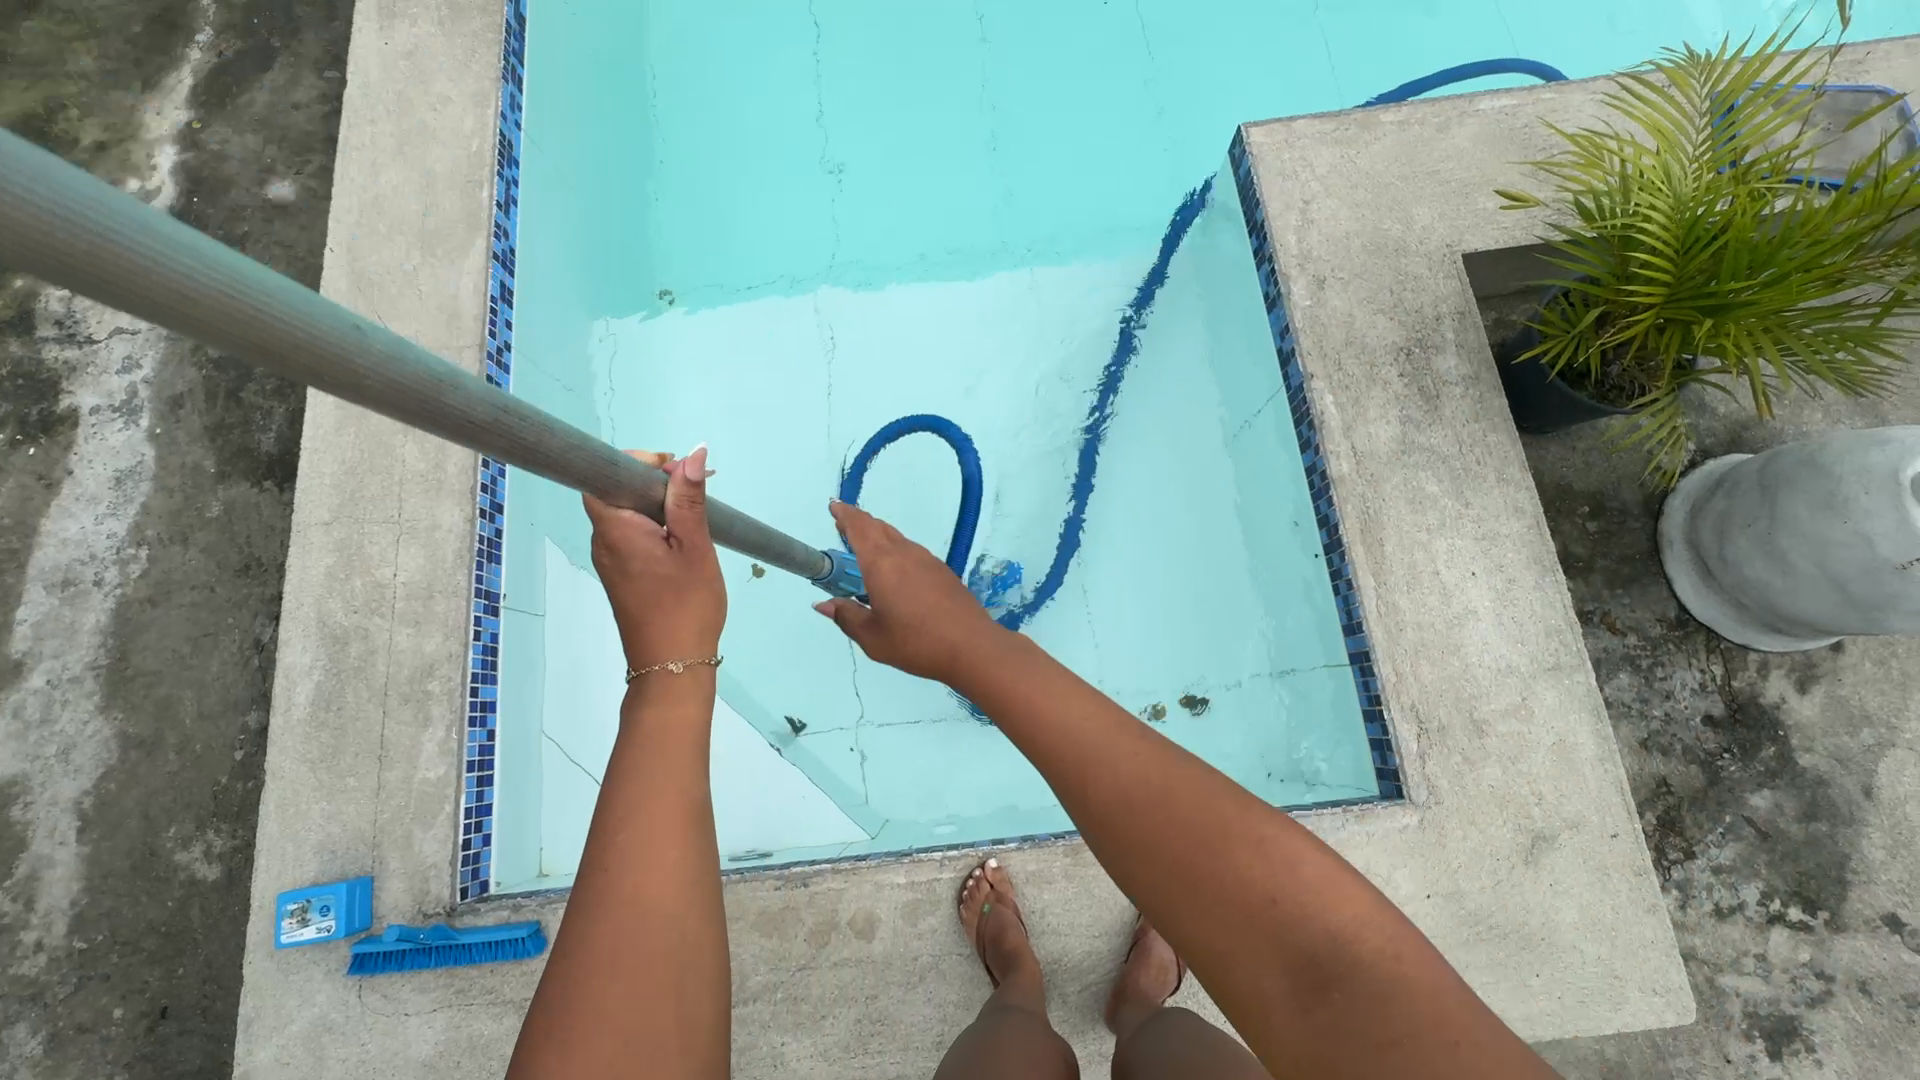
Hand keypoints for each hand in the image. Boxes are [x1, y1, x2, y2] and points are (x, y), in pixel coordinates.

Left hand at [583, 446, 726, 674]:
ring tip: (697, 518)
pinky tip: (686, 542)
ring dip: (661, 507)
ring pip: (629, 515)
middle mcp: (603, 541)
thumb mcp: (695, 547)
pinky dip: (658, 529)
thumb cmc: (686, 605)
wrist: (673, 666)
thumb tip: (693, 454)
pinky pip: (634, 537)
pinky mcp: (623, 576)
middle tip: (696, 491)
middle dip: (656, 484)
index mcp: (615, 529)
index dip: (635, 463)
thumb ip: (690, 500)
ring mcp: (611, 561)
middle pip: (618, 493)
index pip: (603, 475)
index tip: (674, 470)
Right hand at [812, 500, 1008, 684]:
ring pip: (897, 538)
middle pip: (878, 528)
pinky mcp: (942, 571)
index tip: (834, 507)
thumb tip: (824, 604)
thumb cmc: (916, 643)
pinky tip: (896, 572)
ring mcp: (927, 560)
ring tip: (866, 549)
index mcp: (881, 564)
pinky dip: (896, 551)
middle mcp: (904, 554)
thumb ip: (847, 617)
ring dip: (879, 536)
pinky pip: (912, 551)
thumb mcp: (873, 637)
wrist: (971, 646)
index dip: (845, 515)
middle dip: (859, 523)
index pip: (859, 528)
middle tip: (844, 527)